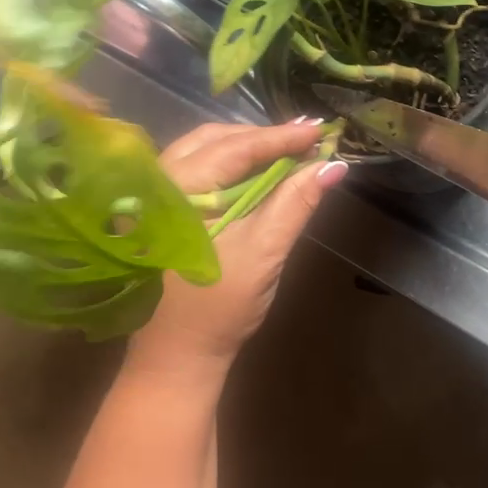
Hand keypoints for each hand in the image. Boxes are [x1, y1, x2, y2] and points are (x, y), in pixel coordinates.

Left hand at [135, 121, 346, 364]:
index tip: (321, 129)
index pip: (236, 147)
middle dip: (263, 137)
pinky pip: (196, 171)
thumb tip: (334, 165)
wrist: (176, 358)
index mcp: (175, 190)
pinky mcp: (161, 214)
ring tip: (288, 149)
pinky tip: (256, 172)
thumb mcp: (264, 252)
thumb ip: (295, 203)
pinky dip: (229, 167)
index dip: (281, 137)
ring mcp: (154, 199)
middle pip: (215, 140)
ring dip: (247, 149)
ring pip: (203, 153)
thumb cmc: (219, 308)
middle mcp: (156, 184)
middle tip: (308, 137)